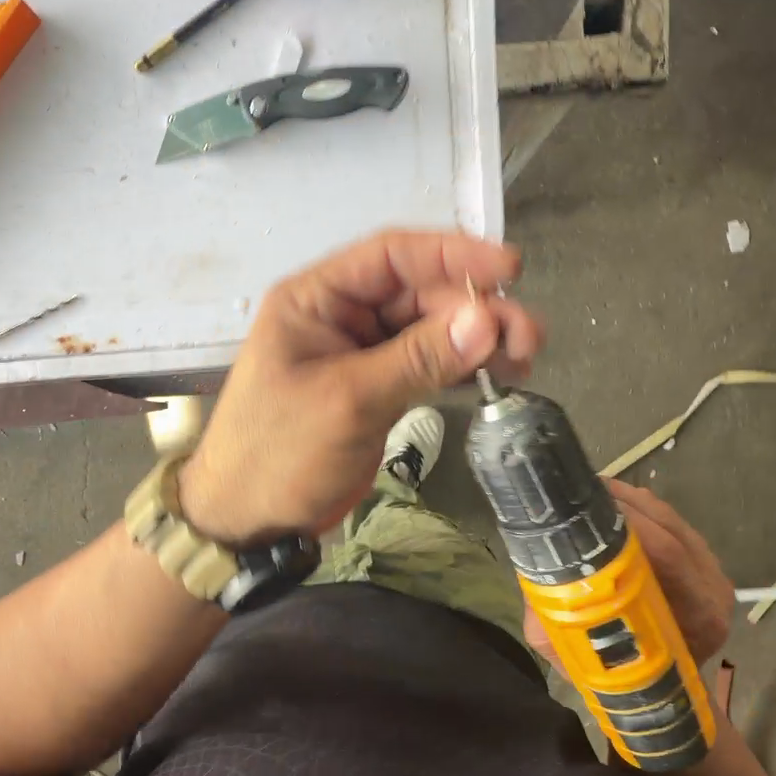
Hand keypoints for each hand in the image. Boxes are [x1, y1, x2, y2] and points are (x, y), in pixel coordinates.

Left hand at [179, 230, 543, 544]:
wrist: (248, 521)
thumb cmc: (279, 455)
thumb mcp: (347, 402)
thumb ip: (417, 359)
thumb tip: (486, 320)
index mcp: (316, 299)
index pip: (390, 256)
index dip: (452, 254)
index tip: (508, 267)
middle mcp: (341, 316)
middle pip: (420, 293)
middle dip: (476, 308)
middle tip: (528, 335)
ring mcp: (361, 354)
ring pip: (430, 329)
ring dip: (477, 338)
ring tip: (524, 357)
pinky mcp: (377, 390)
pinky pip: (427, 364)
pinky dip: (462, 367)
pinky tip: (498, 374)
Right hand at [524, 479, 733, 667]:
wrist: (656, 693)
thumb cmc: (615, 678)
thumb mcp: (574, 657)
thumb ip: (555, 621)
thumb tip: (540, 579)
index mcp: (695, 618)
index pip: (666, 553)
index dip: (628, 524)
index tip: (587, 510)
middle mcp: (713, 592)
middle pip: (670, 528)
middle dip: (624, 504)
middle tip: (581, 491)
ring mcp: (714, 575)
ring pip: (672, 521)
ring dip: (631, 501)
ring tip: (591, 490)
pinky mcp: (706, 564)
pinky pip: (673, 525)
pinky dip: (642, 509)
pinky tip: (611, 501)